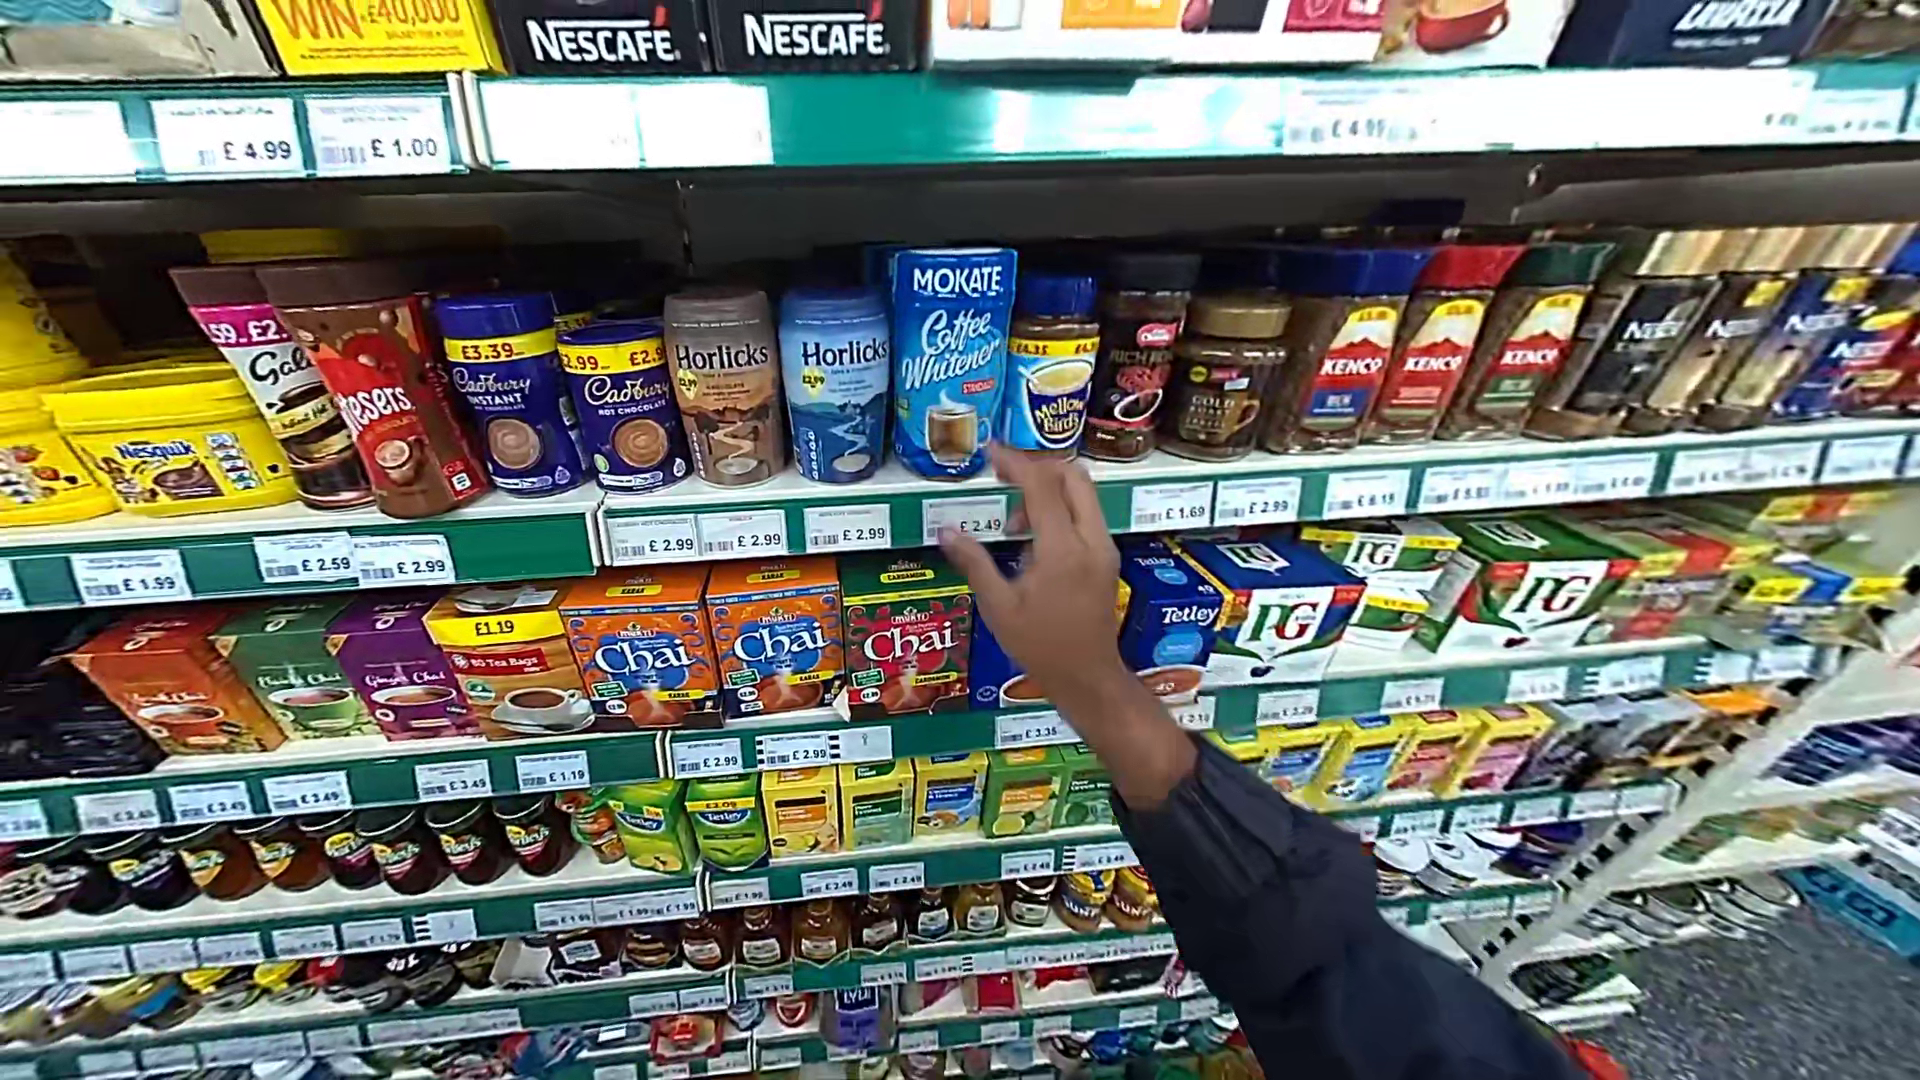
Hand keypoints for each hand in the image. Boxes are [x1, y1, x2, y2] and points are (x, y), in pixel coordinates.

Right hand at [938, 446, 1130, 708]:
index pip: (1042, 487)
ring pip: (1084, 492)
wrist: (1087, 676)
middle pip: (1073, 476)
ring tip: (1012, 521)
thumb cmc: (1039, 646)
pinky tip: (1033, 537)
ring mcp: (1104, 547)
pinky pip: (1087, 513)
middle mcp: (1091, 540)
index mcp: (1062, 550)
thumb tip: (945, 530)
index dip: (1014, 463)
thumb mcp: (998, 608)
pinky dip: (1061, 507)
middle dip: (1037, 466)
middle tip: (1003, 475)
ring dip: (1049, 489)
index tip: (990, 453)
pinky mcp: (1107, 556)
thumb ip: (974, 563)